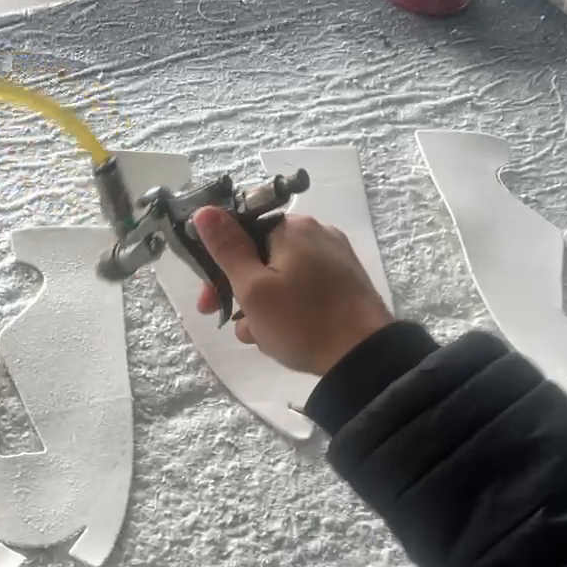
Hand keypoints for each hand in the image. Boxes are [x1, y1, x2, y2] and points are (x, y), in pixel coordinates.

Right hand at [192, 207, 393, 375]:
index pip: (243, 232)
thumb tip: (204, 212)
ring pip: (279, 277)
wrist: (362, 355)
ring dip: (260, 306)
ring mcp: (334, 258)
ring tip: (260, 336)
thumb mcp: (253, 288)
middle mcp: (316, 234)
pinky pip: (301, 288)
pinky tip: (281, 334)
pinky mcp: (344, 283)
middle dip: (238, 290)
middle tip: (226, 320)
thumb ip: (228, 249)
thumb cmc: (300, 321)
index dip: (218, 264)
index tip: (207, 298)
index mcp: (293, 228)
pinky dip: (285, 308)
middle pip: (260, 256)